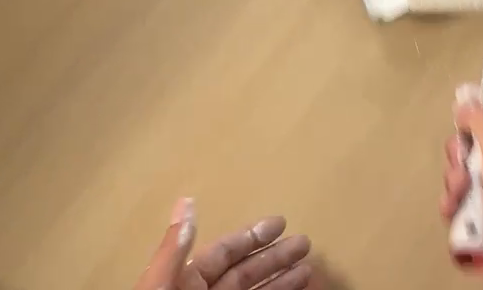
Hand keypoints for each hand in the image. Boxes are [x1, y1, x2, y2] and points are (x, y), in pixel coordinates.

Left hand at [135, 198, 317, 289]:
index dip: (252, 236)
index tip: (281, 222)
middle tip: (307, 243)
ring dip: (282, 285)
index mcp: (183, 286)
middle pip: (245, 276)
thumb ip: (173, 252)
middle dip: (275, 258)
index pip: (224, 254)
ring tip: (309, 272)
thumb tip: (187, 200)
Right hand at [441, 94, 482, 289]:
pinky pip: (461, 204)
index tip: (461, 114)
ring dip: (454, 186)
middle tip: (463, 169)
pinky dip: (454, 208)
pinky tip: (454, 216)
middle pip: (475, 143)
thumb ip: (481, 118)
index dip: (482, 107)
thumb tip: (464, 101)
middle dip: (459, 156)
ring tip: (459, 199)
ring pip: (463, 175)